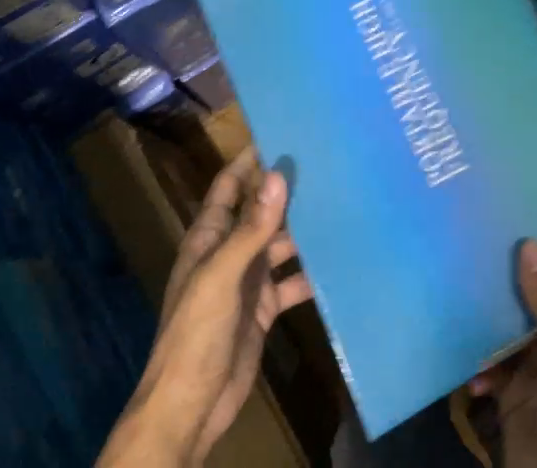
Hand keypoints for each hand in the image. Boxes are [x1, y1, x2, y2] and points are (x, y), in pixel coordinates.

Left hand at [100, 149, 312, 467]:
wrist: (191, 403)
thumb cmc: (195, 332)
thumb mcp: (221, 276)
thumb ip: (250, 229)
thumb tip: (279, 175)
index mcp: (208, 238)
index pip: (229, 186)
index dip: (249, 161)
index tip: (282, 133)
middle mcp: (229, 253)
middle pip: (261, 212)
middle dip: (287, 191)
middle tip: (329, 164)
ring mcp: (248, 282)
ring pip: (280, 245)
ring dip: (305, 230)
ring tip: (344, 205)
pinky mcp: (265, 309)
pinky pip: (293, 282)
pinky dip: (313, 273)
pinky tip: (341, 263)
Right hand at [469, 240, 536, 467]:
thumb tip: (531, 244)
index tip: (517, 228)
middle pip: (530, 307)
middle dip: (507, 289)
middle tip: (476, 254)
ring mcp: (535, 370)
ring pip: (507, 336)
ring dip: (487, 329)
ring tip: (462, 307)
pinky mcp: (512, 394)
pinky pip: (492, 369)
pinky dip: (481, 369)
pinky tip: (473, 374)